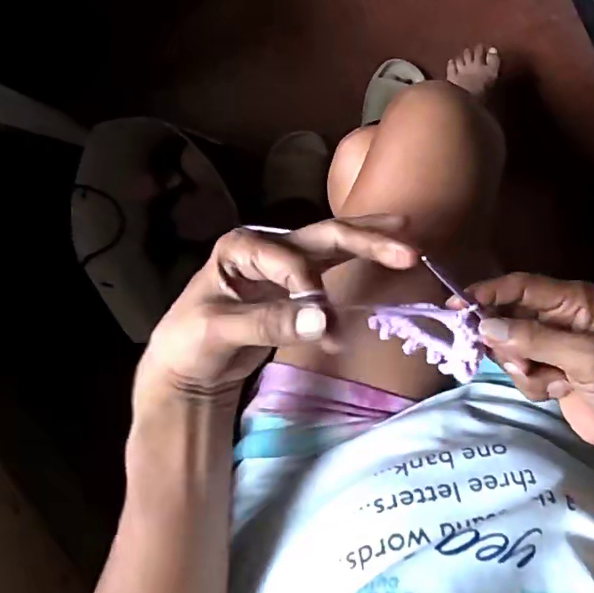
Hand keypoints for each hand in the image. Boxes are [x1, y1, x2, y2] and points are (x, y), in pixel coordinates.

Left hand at [136, 215, 418, 403]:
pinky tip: (385, 251)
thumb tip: (325, 321)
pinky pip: (332, 264)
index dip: (312, 291)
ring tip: (406, 231)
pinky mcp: (295, 281)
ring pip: (332, 243)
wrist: (187, 361)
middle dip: (365, 240)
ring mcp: (283, 261)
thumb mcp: (220, 331)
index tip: (328, 327)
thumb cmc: (192, 341)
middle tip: (407, 248)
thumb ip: (271, 322)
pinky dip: (360, 257)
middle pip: (322, 236)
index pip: (290, 261)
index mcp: (241, 247)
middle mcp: (266, 245)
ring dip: (369, 239)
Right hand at [458, 273, 593, 452]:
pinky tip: (555, 391)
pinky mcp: (544, 368)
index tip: (456, 306)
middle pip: (509, 314)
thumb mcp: (585, 358)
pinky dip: (529, 381)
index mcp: (576, 300)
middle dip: (505, 339)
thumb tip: (486, 326)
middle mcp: (560, 315)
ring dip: (520, 365)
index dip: (489, 292)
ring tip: (547, 380)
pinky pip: (516, 367)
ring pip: (508, 344)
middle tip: (513, 360)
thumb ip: (535, 339)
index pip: (523, 286)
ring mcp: (551, 343)